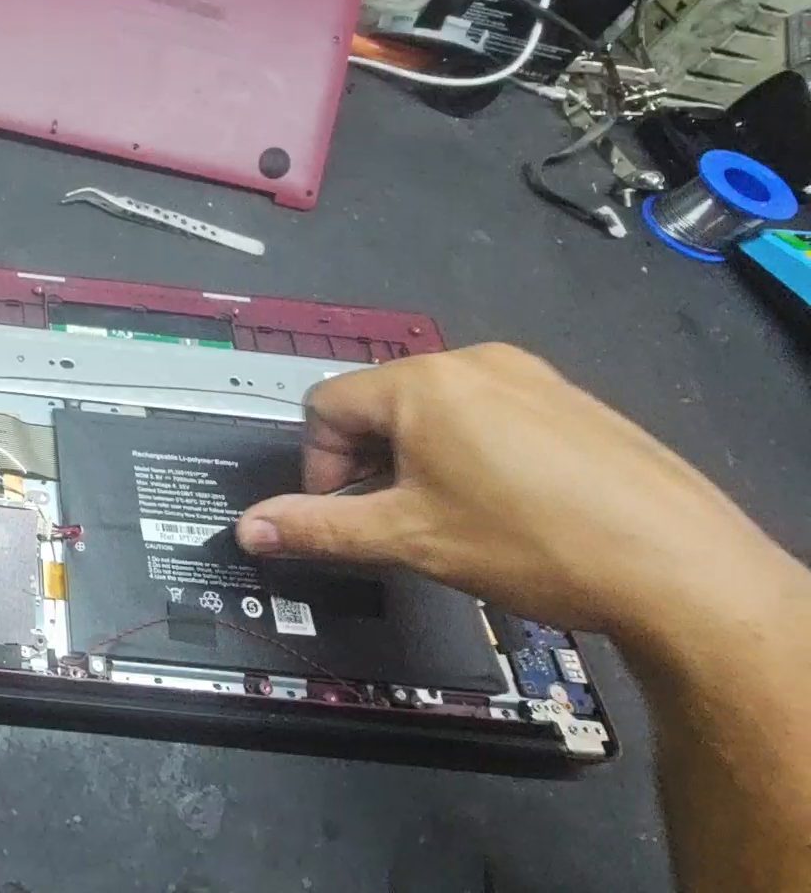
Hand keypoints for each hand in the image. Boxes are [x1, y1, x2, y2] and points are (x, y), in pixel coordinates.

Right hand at [233, 343, 784, 639]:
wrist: (690, 575)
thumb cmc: (528, 544)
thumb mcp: (405, 539)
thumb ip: (316, 527)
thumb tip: (246, 529)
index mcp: (421, 384)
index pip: (324, 406)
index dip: (318, 463)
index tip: (347, 511)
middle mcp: (471, 362)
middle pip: (375, 402)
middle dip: (366, 459)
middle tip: (394, 515)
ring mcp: (528, 375)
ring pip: (429, 406)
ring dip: (412, 454)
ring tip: (447, 510)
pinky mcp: (570, 398)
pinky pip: (485, 409)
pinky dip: (465, 447)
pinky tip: (501, 499)